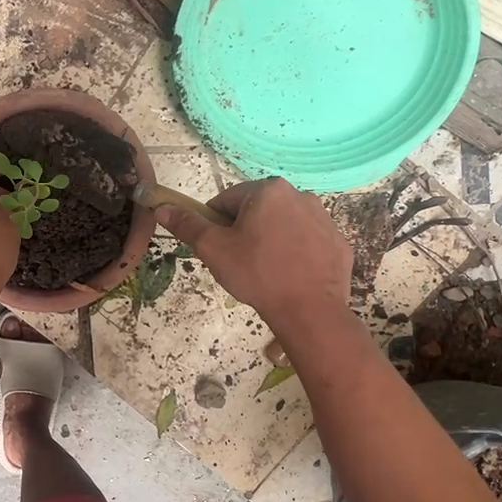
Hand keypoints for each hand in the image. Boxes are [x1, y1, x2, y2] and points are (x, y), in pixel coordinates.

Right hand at [154, 178, 351, 326]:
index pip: (227, 200)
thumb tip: (163, 208)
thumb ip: (188, 225)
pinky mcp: (338, 242)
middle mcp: (299, 195)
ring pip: (283, 224)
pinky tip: (289, 276)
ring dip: (270, 240)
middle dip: (244, 231)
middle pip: (257, 210)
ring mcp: (324, 218)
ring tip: (265, 271)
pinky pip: (307, 242)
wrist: (310, 310)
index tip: (217, 248)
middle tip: (238, 262)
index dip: (215, 224)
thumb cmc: (257, 274)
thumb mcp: (214, 249)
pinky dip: (296, 253)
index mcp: (267, 190)